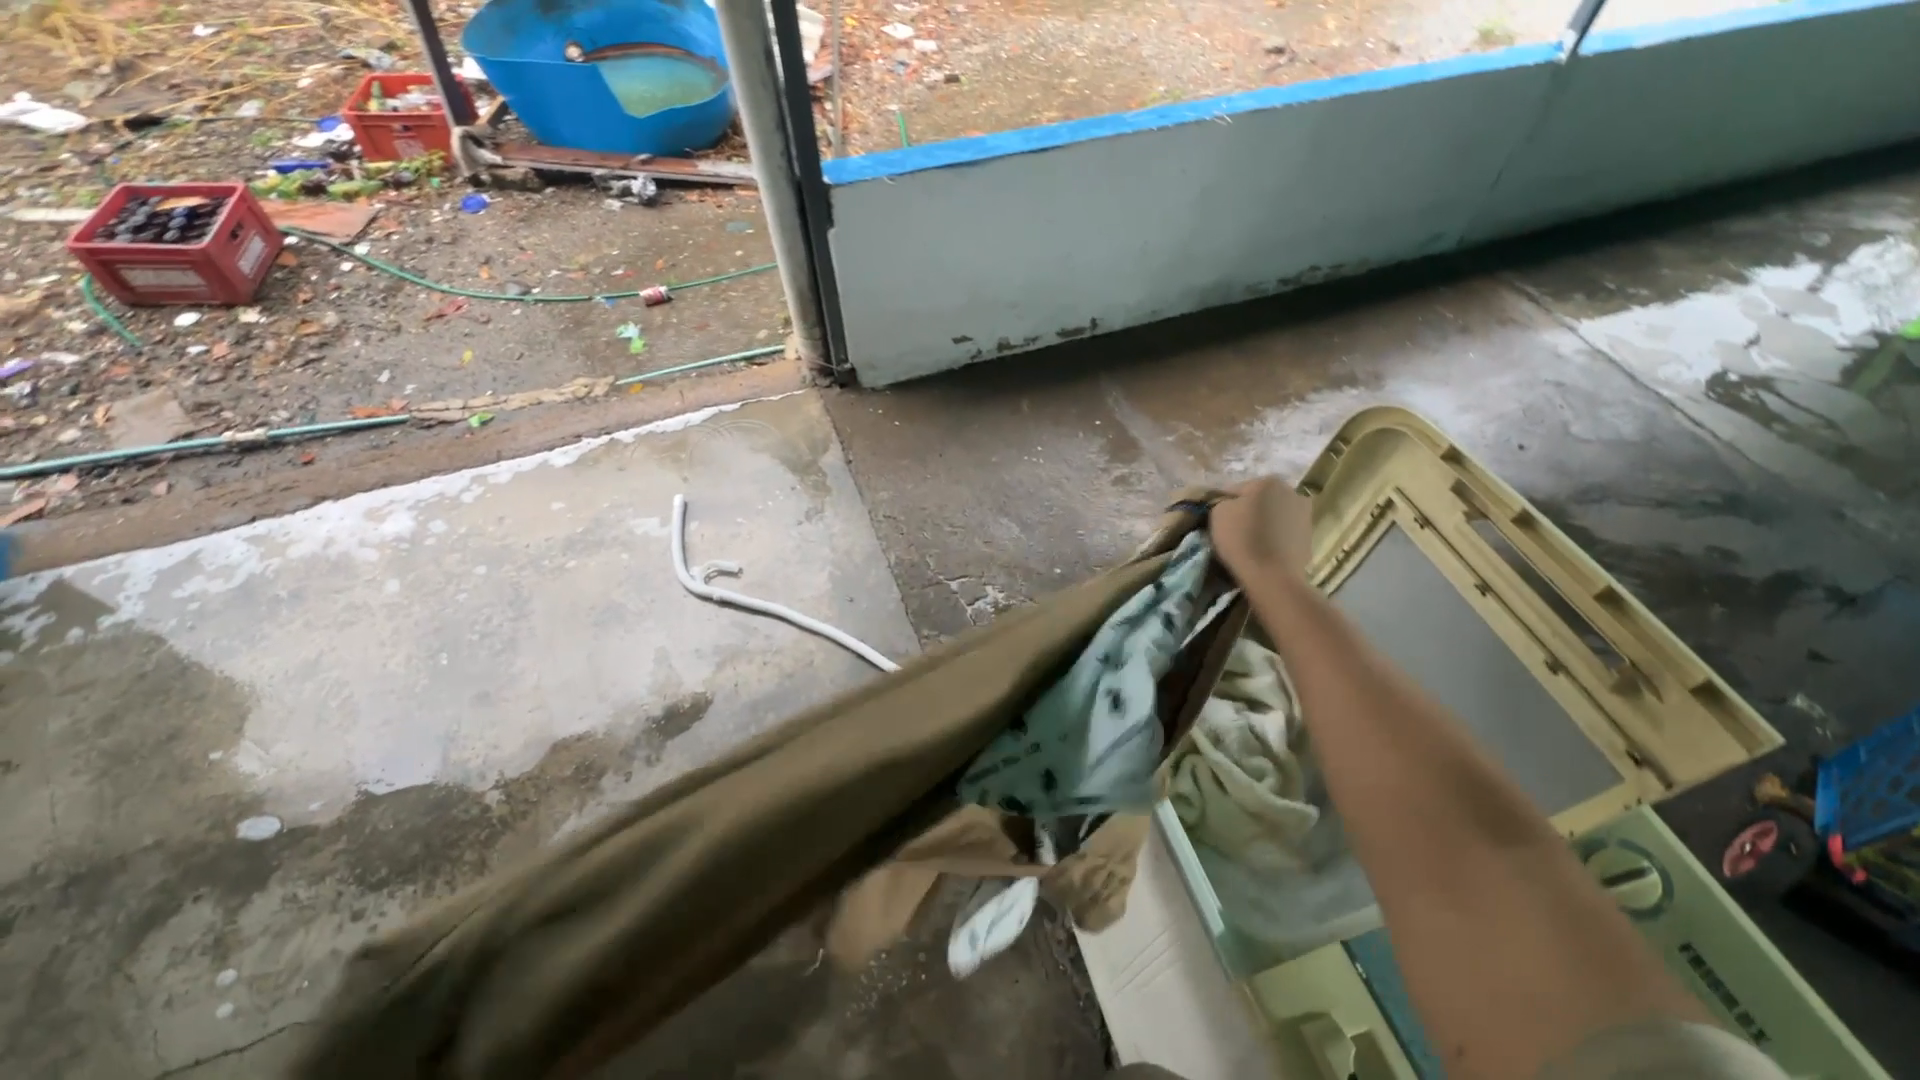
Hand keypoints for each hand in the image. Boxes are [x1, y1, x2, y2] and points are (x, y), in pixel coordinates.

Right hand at [1208, 477, 1312, 583]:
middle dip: (1249, 511)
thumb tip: (1230, 504)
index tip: (1220, 521)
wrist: (1273, 576)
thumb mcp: (1218, 514)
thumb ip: (1223, 502)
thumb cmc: (1242, 539)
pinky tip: (1266, 551)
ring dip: (1264, 523)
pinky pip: (1285, 532)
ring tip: (1252, 542)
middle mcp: (1291, 491)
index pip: (1237, 489)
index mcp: (1268, 481)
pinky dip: (1276, 538)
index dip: (1226, 505)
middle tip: (1235, 531)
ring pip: (1275, 515)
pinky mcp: (1310, 536)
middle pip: (1261, 499)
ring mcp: (1305, 514)